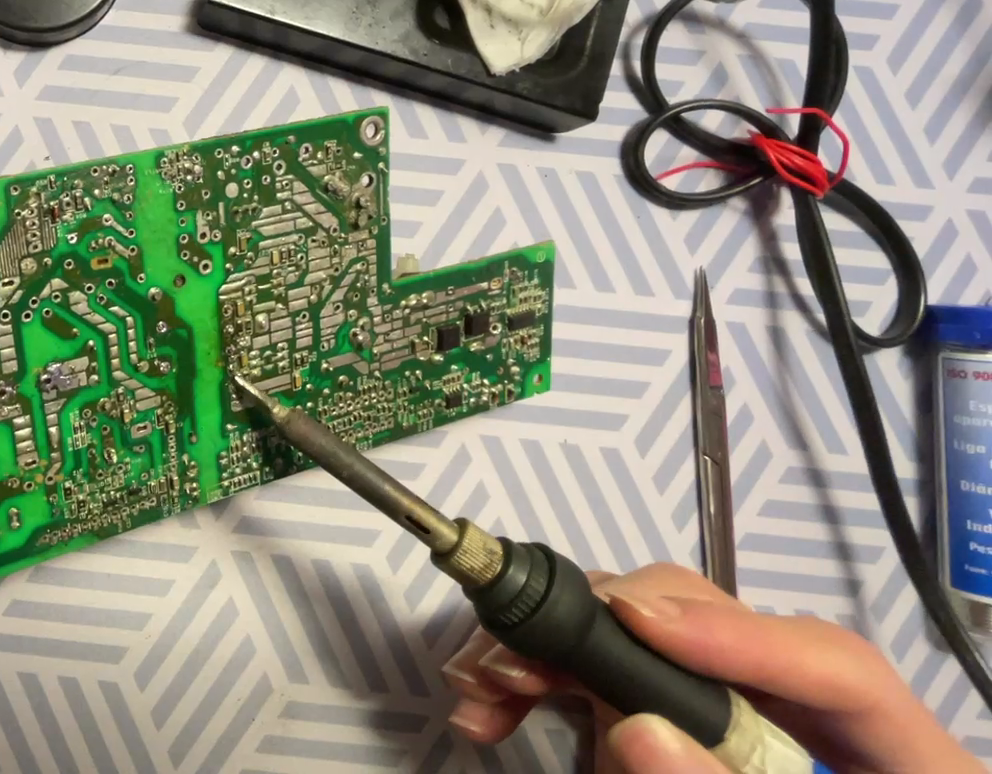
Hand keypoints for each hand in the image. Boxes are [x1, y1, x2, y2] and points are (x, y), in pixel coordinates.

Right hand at [440, 562, 978, 773]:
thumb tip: (636, 730)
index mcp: (894, 764)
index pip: (837, 672)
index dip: (733, 634)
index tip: (626, 617)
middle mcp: (798, 713)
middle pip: (701, 625)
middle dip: (594, 630)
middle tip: (517, 664)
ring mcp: (725, 708)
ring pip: (627, 636)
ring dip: (542, 654)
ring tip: (480, 690)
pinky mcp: (667, 716)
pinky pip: (598, 678)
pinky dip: (539, 683)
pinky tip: (494, 708)